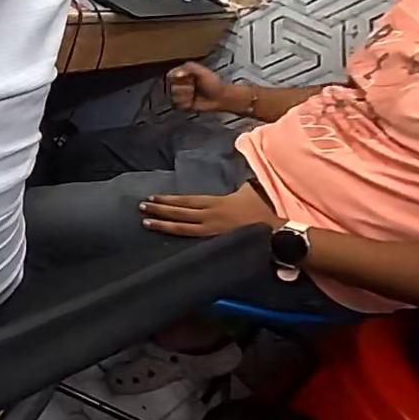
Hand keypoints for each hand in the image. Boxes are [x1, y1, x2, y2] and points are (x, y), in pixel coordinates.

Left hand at [139, 188, 281, 237]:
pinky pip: (193, 241)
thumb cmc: (264, 209)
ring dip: (163, 225)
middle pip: (179, 213)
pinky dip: (179, 239)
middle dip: (159, 211)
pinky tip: (168, 239)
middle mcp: (210, 216)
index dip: (168, 200)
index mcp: (215, 203)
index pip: (186, 201)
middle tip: (140, 207)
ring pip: (182, 228)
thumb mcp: (247, 190)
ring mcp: (212, 232)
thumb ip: (236, 186)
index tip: (152, 197)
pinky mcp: (216, 243)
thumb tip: (236, 176)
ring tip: (146, 223)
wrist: (278, 231)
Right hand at [167, 62, 244, 113]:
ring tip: (194, 95)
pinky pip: (177, 105)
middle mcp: (180, 84)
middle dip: (184, 88)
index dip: (177, 78)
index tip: (187, 78)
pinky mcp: (183, 105)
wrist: (221, 97)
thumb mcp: (202, 71)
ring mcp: (181, 95)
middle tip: (194, 87)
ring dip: (185, 96)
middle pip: (171, 87)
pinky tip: (193, 102)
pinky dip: (186, 104)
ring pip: (174, 97)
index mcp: (183, 74)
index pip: (170, 75)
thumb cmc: (213, 82)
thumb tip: (173, 74)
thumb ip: (188, 68)